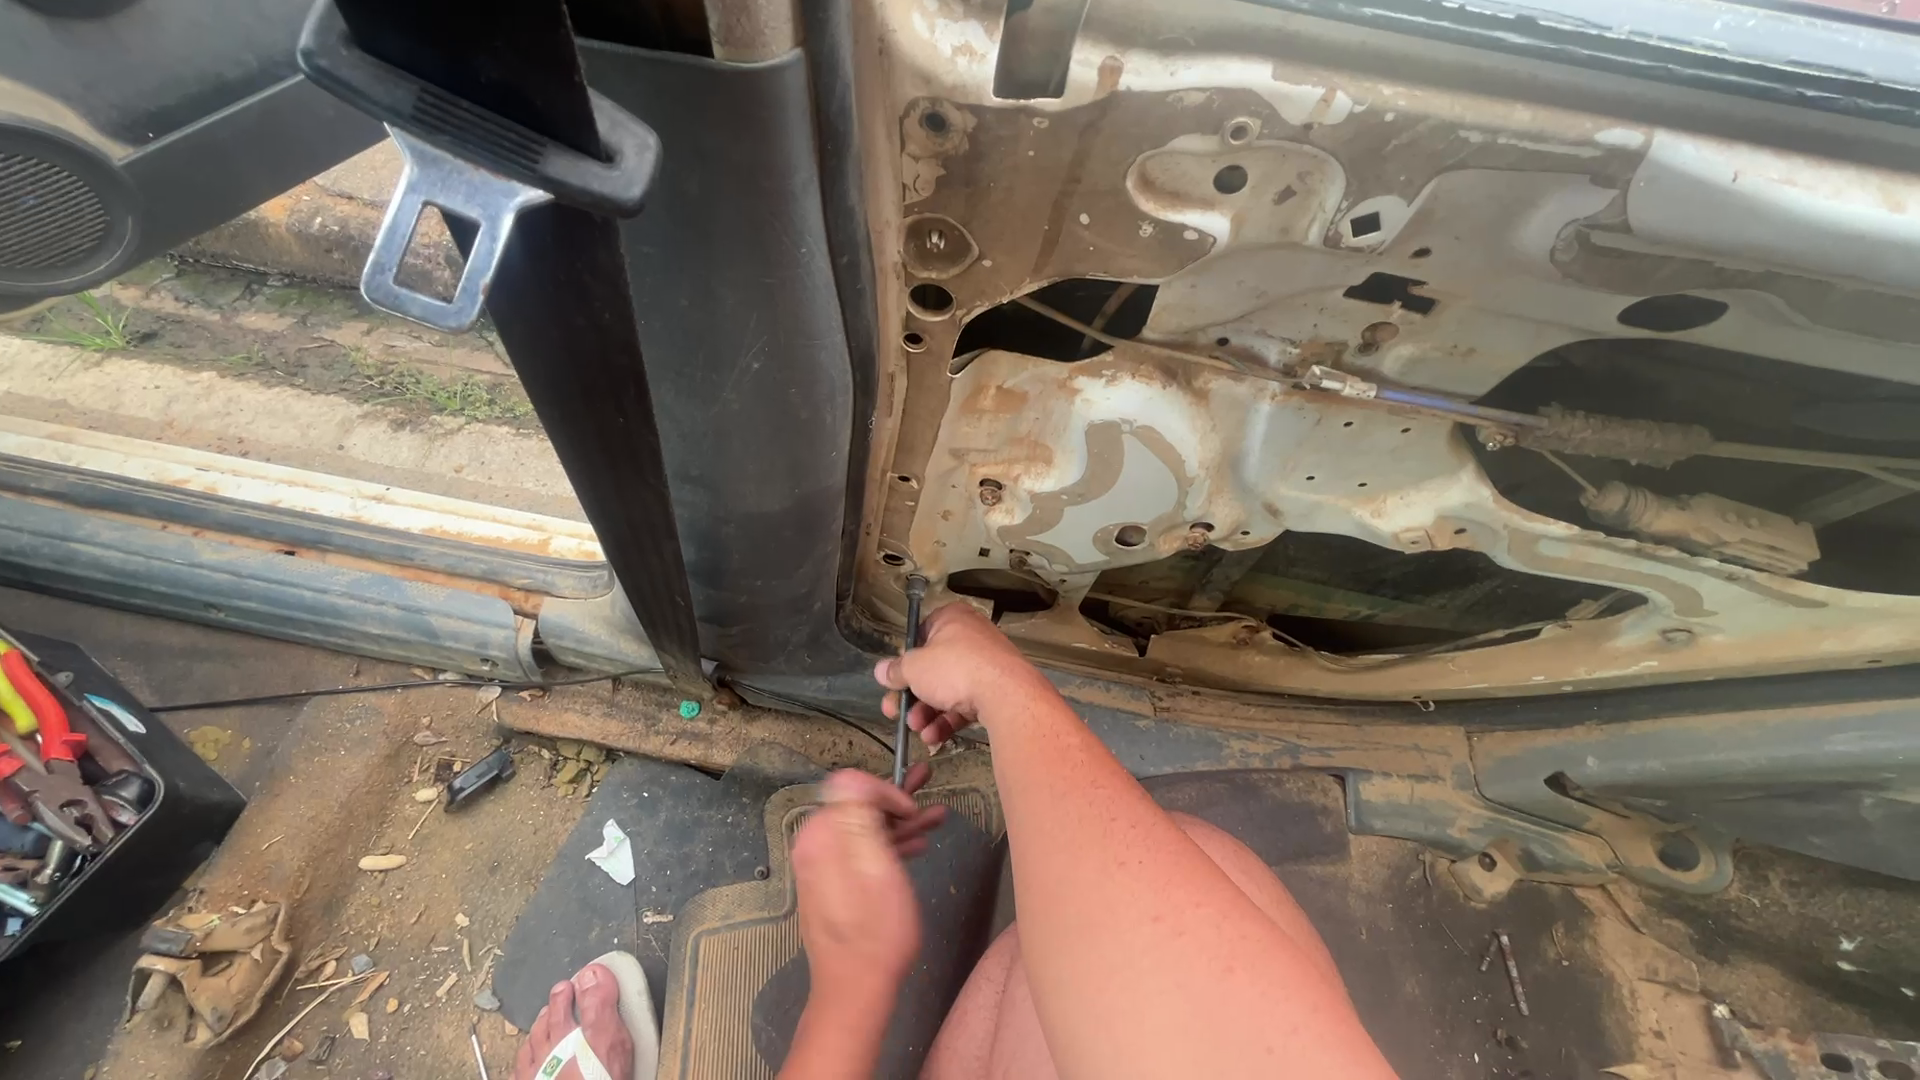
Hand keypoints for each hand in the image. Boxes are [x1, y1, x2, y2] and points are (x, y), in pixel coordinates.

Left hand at [791, 769, 941, 1002]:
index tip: (912, 804)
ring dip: (901, 822)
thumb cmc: (874, 932)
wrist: (856, 988)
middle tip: (928, 782)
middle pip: (861, 806)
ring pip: (868, 829)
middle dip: (898, 797)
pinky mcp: (837, 884)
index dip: (887, 788)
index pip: (853, 786)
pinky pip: (865, 852)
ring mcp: (826, 866)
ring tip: (936, 816)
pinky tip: (918, 845)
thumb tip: (851, 775)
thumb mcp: (875, 865)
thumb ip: (860, 815)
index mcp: (822, 835)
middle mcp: (818, 845)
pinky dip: (892, 846)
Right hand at [875, 602, 1049, 746]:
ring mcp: (986, 664)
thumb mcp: (914, 667)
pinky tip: (934, 737)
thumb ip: (896, 670)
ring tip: (917, 728)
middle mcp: (971, 636)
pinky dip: (948, 720)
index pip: (921, 635)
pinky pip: (966, 703)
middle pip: (932, 668)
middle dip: (913, 696)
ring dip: (927, 713)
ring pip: (948, 689)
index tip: (895, 680)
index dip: (905, 660)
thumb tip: (881, 671)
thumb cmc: (955, 668)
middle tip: (897, 712)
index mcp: (952, 619)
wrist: (1005, 694)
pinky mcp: (996, 690)